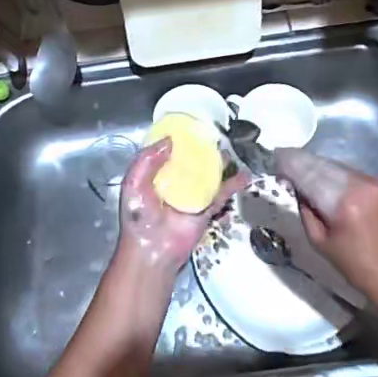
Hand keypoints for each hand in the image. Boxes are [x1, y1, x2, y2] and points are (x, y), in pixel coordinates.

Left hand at [114, 138, 243, 286]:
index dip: (179, 140)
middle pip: (193, 162)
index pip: (168, 153)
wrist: (152, 249)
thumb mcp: (133, 184)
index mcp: (156, 176)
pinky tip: (244, 174)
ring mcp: (193, 196)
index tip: (191, 127)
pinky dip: (234, 184)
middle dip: (204, 150)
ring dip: (221, 164)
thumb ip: (146, 160)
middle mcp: (175, 183)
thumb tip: (170, 140)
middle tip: (215, 137)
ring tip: (231, 152)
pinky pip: (222, 194)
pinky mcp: (207, 209)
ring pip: (210, 175)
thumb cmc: (139, 216)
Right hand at [293, 160, 377, 293]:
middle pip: (322, 165)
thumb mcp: (319, 241)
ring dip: (316, 165)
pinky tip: (320, 176)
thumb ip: (306, 210)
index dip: (290, 165)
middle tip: (282, 159)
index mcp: (342, 203)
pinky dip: (332, 172)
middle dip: (301, 162)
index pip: (309, 175)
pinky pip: (348, 172)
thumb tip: (296, 186)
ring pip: (335, 165)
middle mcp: (359, 184)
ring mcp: (372, 181)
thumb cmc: (354, 264)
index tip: (275, 158)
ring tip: (297, 167)